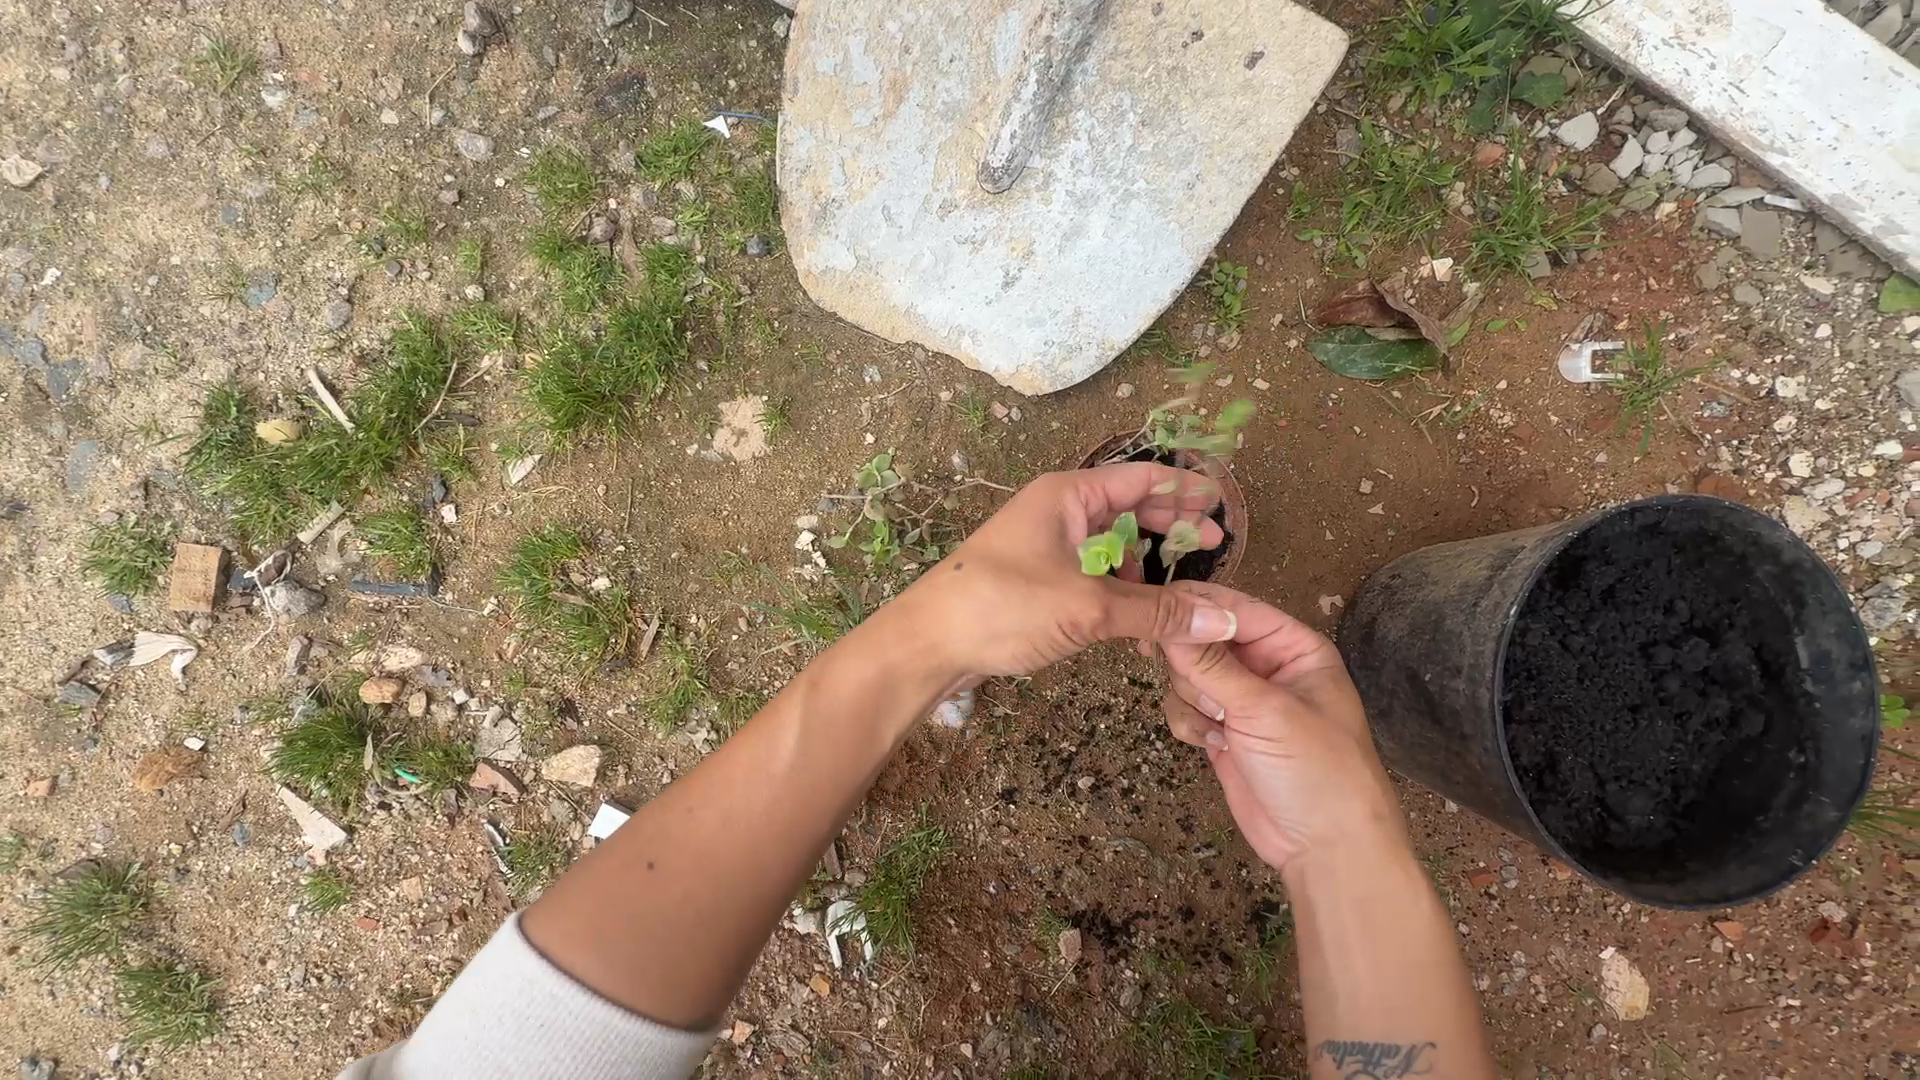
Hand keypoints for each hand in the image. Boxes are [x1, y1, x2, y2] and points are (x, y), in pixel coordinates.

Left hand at [899, 464, 1240, 680]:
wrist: (928, 643)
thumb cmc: (1003, 607)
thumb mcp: (1086, 607)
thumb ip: (1155, 611)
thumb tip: (1219, 619)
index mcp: (1068, 495)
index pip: (1140, 479)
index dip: (1184, 490)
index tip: (1223, 508)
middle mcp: (1057, 512)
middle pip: (1127, 510)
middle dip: (1169, 528)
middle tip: (1213, 548)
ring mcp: (1044, 546)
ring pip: (1109, 547)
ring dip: (1143, 569)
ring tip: (1176, 596)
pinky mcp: (1036, 580)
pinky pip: (1089, 575)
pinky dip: (1116, 592)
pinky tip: (1134, 621)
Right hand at [1157, 582, 1405, 870]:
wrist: (1324, 848)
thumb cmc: (1316, 770)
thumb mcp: (1266, 711)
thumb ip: (1212, 666)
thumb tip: (1167, 623)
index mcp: (1292, 647)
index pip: (1235, 609)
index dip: (1196, 609)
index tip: (1157, 613)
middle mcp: (1264, 666)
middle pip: (1201, 639)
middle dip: (1195, 667)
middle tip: (1204, 692)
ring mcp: (1239, 699)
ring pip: (1185, 674)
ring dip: (1193, 700)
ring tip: (1222, 727)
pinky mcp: (1219, 728)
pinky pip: (1182, 706)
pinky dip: (1189, 724)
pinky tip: (1213, 746)